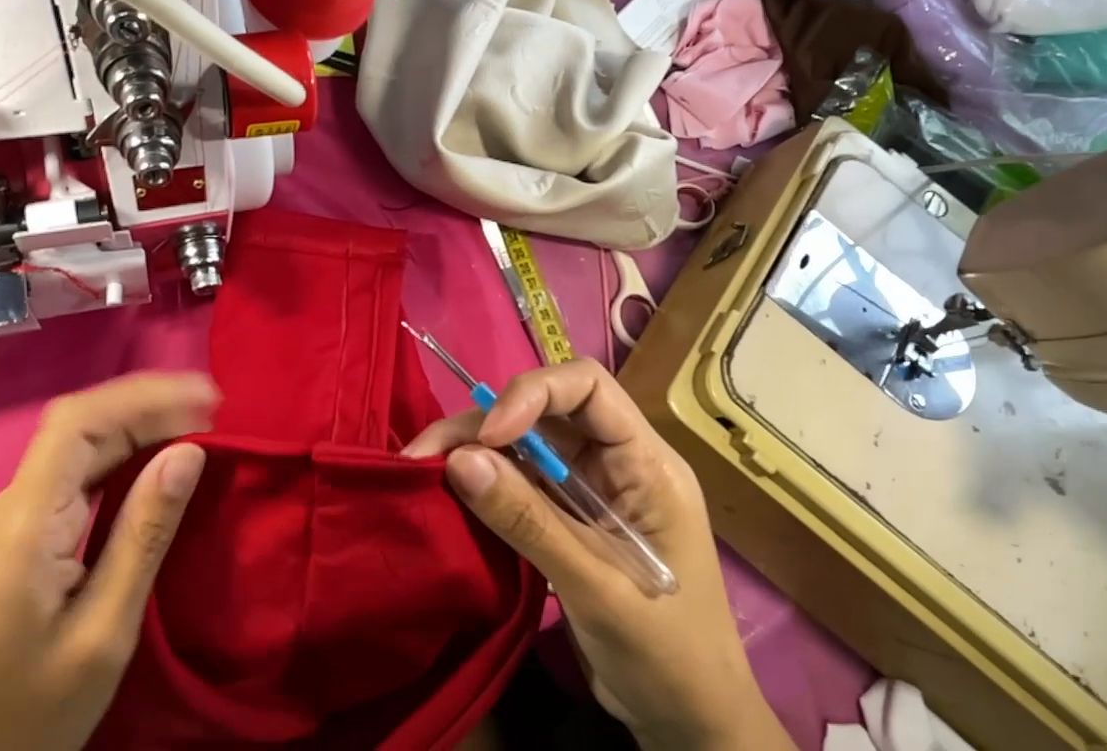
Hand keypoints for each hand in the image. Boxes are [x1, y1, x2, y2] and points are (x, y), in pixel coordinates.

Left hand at [0, 373, 218, 750]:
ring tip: (198, 423)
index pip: (77, 425)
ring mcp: (5, 521)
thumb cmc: (37, 711)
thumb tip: (187, 453)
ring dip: (136, 427)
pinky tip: (155, 460)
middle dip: (147, 407)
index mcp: (22, 526)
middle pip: (77, 429)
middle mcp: (6, 508)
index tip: (207, 397)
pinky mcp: (15, 538)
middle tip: (216, 408)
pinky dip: (119, 457)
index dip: (143, 397)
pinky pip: (71, 478)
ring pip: (74, 449)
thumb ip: (145, 534)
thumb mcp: (106, 630)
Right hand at [404, 360, 792, 750]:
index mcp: (647, 464)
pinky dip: (483, 490)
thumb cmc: (666, 652)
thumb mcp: (597, 586)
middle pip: (546, 415)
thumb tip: (460, 460)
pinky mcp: (569, 523)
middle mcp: (617, 464)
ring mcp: (592, 493)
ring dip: (473, 456)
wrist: (688, 720)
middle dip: (482, 426)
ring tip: (418, 473)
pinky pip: (521, 488)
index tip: (487, 437)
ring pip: (526, 450)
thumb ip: (530, 521)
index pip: (589, 388)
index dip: (533, 394)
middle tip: (420, 457)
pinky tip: (446, 501)